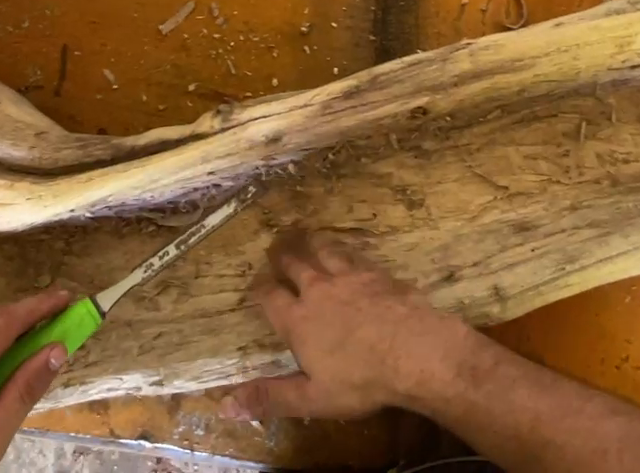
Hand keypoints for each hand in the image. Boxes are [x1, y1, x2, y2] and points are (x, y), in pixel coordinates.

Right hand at [223, 229, 474, 420]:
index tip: (255, 285)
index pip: (270, 298)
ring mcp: (350, 276)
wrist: (414, 349)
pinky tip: (350, 248)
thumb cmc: (361, 379)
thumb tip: (225, 403)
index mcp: (299, 319)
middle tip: (275, 247)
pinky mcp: (377, 271)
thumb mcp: (312, 398)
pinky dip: (346, 249)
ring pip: (324, 252)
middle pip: (295, 265)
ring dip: (312, 243)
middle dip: (282, 257)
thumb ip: (270, 397)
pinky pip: (356, 254)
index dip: (260, 290)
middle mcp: (319, 289)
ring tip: (305, 234)